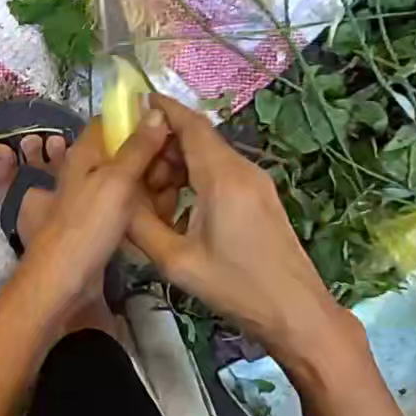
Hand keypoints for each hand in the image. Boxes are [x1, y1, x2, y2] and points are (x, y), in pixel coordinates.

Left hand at [16, 110, 171, 302]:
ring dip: (150, 179)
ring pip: (128, 178)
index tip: (167, 125)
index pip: (110, 122)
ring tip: (176, 184)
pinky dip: (144, 202)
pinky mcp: (101, 221)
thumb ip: (137, 148)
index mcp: (84, 153)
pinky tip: (163, 209)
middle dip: (150, 152)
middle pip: (122, 151)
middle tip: (179, 160)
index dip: (136, 119)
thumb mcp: (117, 181)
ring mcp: (94, 197)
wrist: (64, 281)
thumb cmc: (87, 225)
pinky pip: (128, 202)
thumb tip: (156, 111)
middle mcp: (86, 171)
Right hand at [127, 94, 350, 359]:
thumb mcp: (177, 262)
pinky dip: (198, 180)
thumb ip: (141, 225)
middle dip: (163, 148)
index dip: (162, 109)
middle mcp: (242, 169)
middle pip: (198, 139)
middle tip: (136, 176)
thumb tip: (118, 199)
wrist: (296, 311)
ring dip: (179, 168)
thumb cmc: (236, 287)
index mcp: (222, 176)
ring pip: (210, 157)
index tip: (135, 104)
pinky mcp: (262, 196)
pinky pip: (223, 174)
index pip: (190, 124)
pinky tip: (181, 211)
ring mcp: (257, 181)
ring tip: (156, 201)